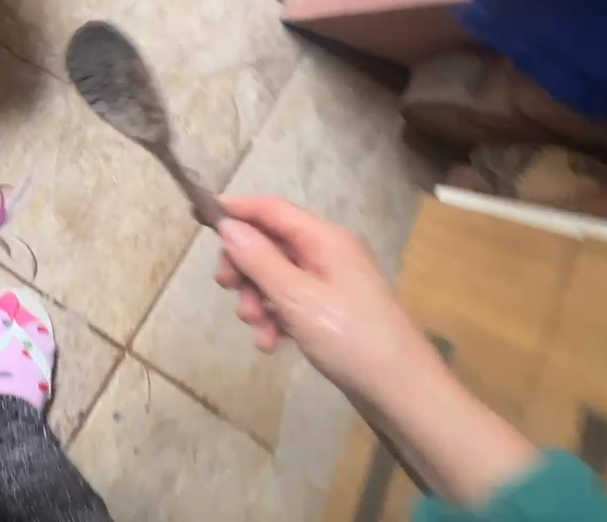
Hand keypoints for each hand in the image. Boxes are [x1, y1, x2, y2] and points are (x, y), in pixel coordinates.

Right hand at [212, 196, 436, 404]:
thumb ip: (258, 258)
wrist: (407, 398)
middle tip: (226, 289)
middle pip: (268, 243)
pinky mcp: (332, 310)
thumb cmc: (352, 339)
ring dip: (258, 297)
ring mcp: (331, 282)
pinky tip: (270, 343)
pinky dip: (275, 316)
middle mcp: (328, 253)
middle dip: (244, 267)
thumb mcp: (296, 298)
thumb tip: (226, 225)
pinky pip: (291, 300)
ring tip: (257, 327)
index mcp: (325, 239)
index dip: (233, 209)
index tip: (198, 218)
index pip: (269, 208)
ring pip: (275, 274)